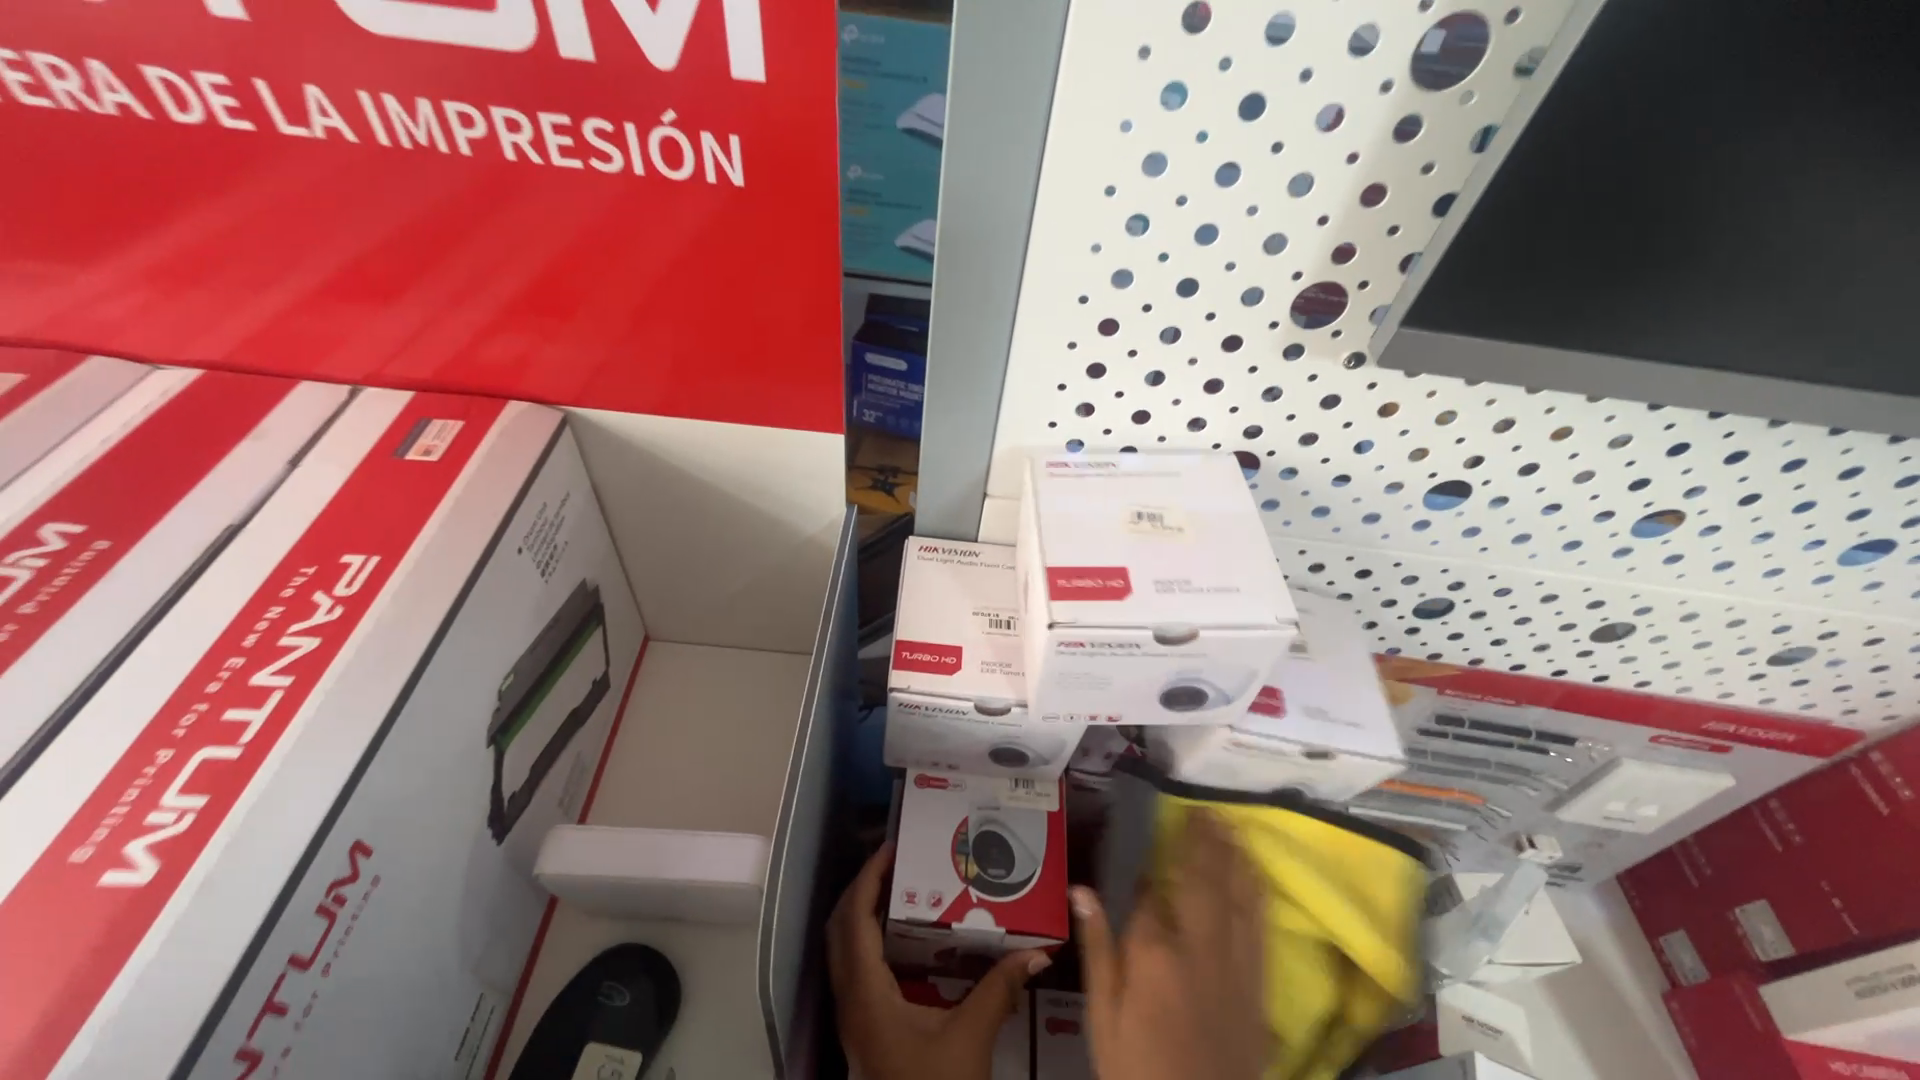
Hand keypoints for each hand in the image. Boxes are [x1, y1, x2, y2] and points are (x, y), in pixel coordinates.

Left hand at [828, 842, 1050, 1079]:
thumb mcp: (970, 1040)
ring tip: (899, 887)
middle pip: (841, 928)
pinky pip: (855, 967)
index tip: (891, 847)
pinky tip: (904, 938)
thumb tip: (1037, 952)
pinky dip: (869, 939)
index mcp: (867, 994)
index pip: (854, 920)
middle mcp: (850, 999)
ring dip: (862, 912)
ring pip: (843, 948)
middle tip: (897, 861)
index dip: (868, 879)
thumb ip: (999, 990)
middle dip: (862, 888)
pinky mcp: (863, 1027)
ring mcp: (853, 1015)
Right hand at [1072, 809, 1269, 1079]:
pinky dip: (1256, 893)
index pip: (1151, 891)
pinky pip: (1259, 926)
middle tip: (1201, 808)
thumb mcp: (1103, 1017)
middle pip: (1201, 880)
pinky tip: (1254, 875)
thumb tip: (1083, 890)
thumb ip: (1099, 950)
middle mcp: (1199, 948)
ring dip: (1233, 856)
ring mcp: (1235, 965)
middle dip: (1201, 842)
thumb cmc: (1138, 1069)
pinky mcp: (1258, 985)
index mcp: (1154, 953)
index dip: (1149, 862)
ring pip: (1237, 896)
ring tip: (1229, 824)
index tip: (1148, 832)